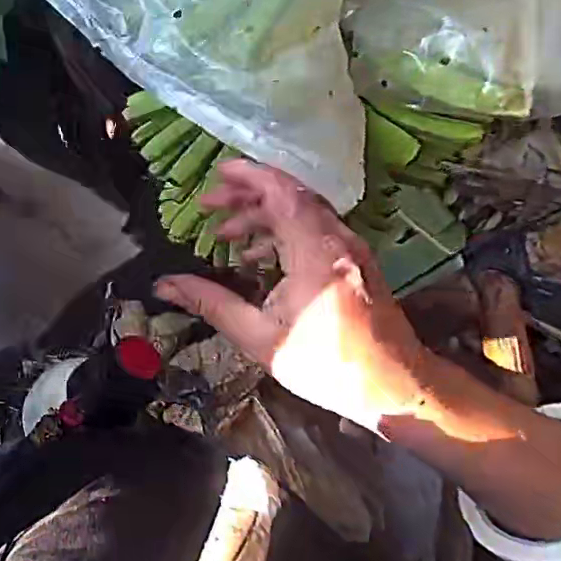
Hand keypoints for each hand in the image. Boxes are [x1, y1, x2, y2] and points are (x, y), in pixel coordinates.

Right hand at [156, 160, 560, 538]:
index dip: (250, 176)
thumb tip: (164, 285)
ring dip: (262, 214)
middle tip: (208, 204)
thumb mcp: (258, 337)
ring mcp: (350, 250)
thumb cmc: (326, 365)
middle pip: (290, 196)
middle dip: (246, 194)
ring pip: (303, 211)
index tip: (218, 172)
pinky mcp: (354, 261)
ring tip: (225, 233)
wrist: (396, 388)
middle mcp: (337, 241)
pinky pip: (314, 228)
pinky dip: (281, 229)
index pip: (283, 195)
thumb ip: (211, 303)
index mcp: (315, 254)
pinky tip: (257, 255)